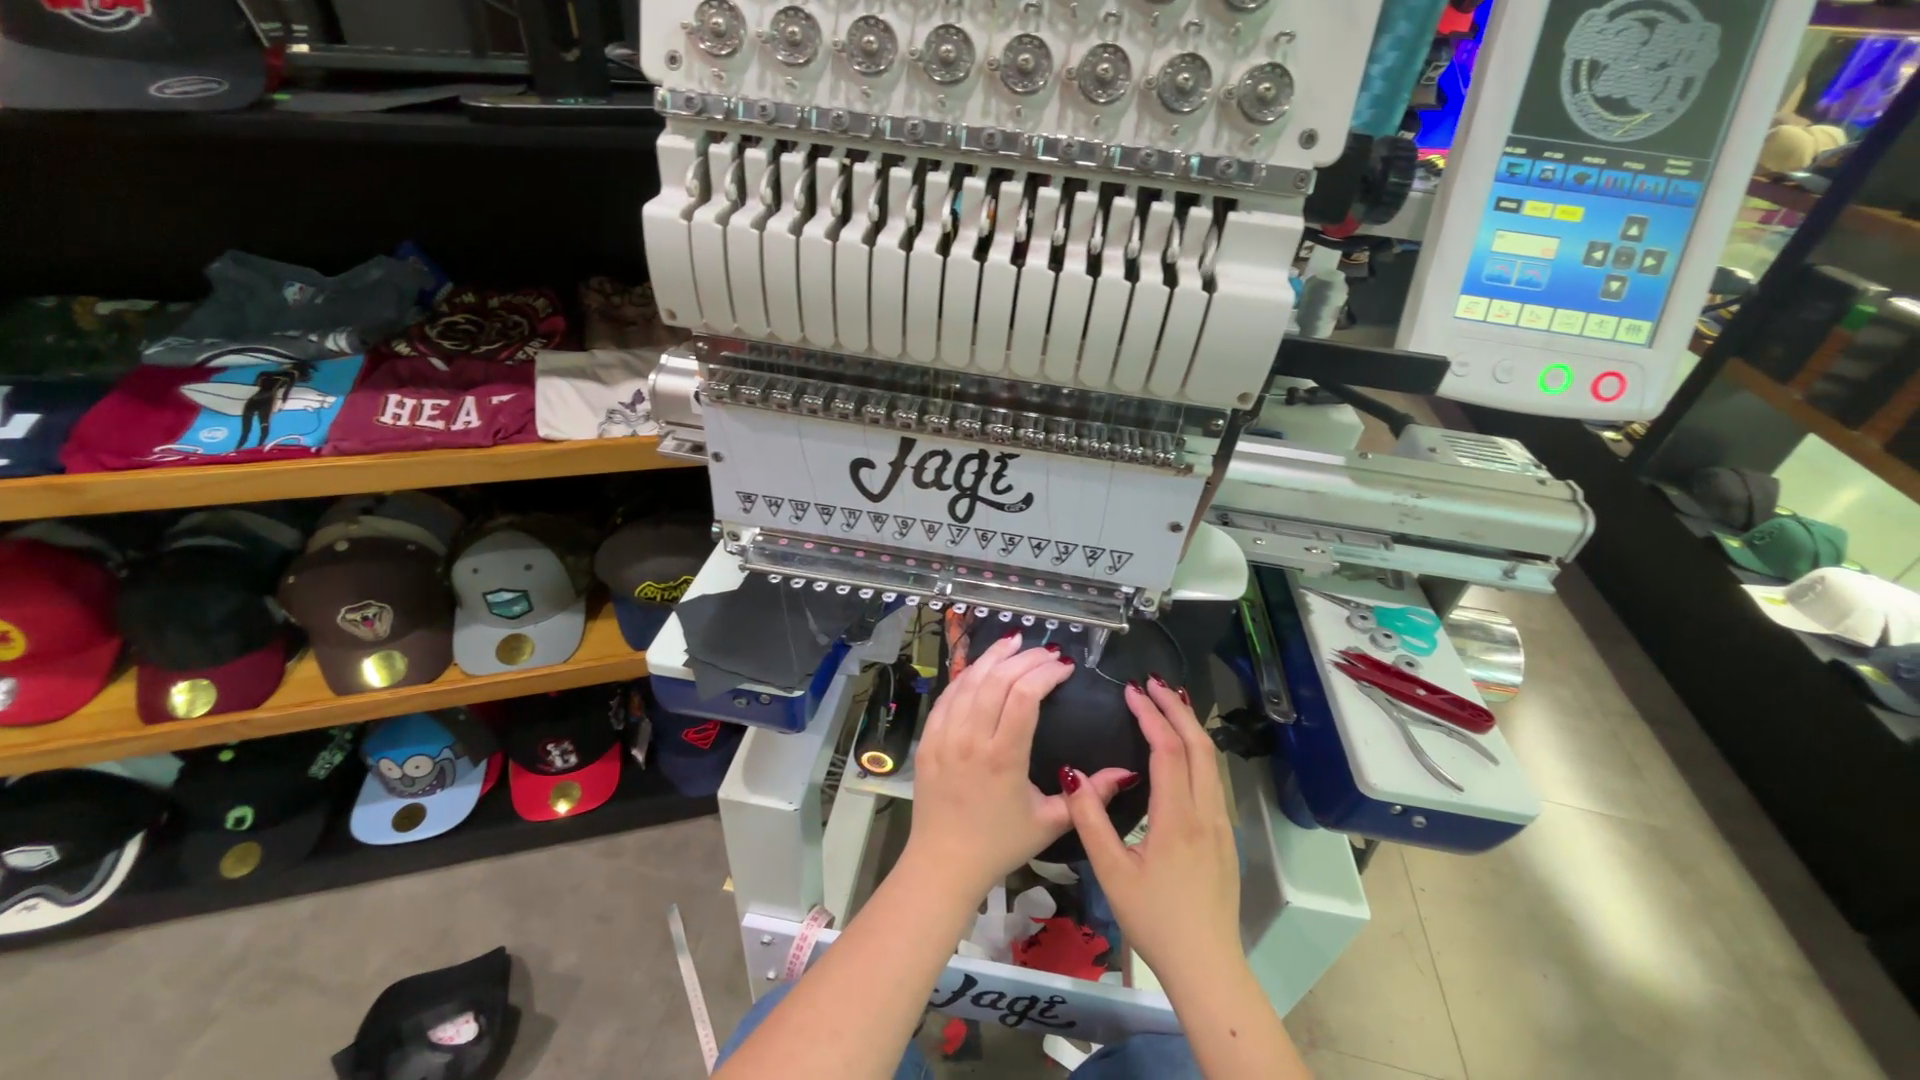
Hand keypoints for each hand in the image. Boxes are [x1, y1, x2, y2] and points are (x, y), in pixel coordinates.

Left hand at [902, 633, 1133, 896]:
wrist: (944, 863)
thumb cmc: (1001, 844)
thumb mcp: (1051, 822)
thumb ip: (1091, 796)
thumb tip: (1128, 772)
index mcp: (1003, 757)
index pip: (1024, 696)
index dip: (1046, 673)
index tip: (1065, 667)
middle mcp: (971, 740)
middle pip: (998, 680)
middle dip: (1025, 659)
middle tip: (1047, 652)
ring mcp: (944, 738)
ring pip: (969, 682)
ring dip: (993, 658)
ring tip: (1014, 643)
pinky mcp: (928, 741)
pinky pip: (947, 698)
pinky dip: (966, 677)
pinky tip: (980, 668)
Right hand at [1062, 677, 1239, 983]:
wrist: (1206, 962)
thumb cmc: (1154, 919)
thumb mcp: (1111, 872)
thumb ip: (1090, 820)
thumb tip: (1073, 774)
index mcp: (1177, 818)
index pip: (1168, 750)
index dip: (1151, 715)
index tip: (1132, 691)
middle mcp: (1207, 813)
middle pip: (1200, 746)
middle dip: (1177, 709)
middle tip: (1153, 683)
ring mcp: (1221, 825)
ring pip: (1212, 762)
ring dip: (1191, 728)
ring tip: (1168, 705)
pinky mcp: (1225, 838)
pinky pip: (1214, 780)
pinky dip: (1197, 752)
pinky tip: (1181, 753)